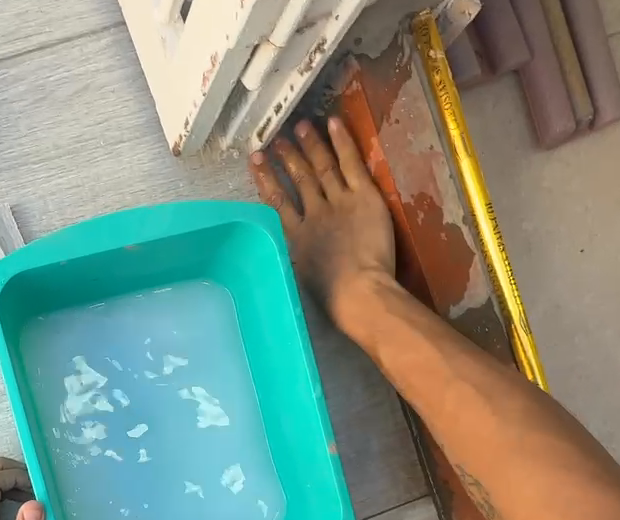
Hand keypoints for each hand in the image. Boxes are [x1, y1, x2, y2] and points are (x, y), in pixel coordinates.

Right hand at [249, 116, 396, 327]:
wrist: (358, 291)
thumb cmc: (332, 296)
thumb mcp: (300, 276)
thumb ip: (294, 254)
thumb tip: (286, 244)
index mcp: (295, 237)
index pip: (276, 201)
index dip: (265, 178)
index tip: (255, 160)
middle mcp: (313, 213)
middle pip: (298, 178)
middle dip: (287, 156)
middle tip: (279, 137)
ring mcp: (338, 202)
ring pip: (321, 166)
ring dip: (310, 144)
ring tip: (301, 126)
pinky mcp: (363, 197)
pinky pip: (350, 163)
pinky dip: (341, 142)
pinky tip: (333, 122)